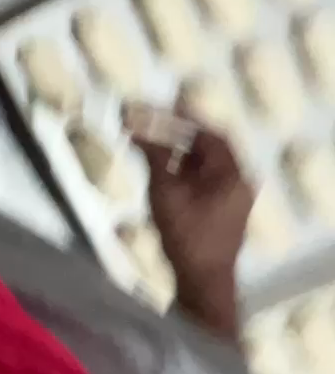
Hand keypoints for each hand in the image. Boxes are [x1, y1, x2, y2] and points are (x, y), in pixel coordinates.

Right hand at [133, 129, 253, 290]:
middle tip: (150, 118)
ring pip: (202, 160)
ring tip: (147, 136)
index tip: (165, 103)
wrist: (203, 270)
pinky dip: (177, 162)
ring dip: (175, 146)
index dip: (188, 117)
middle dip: (178, 130)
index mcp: (231, 174)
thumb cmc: (186, 229)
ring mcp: (228, 193)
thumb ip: (154, 157)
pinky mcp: (217, 203)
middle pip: (208, 146)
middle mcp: (236, 180)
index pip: (212, 136)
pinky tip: (157, 161)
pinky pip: (198, 173)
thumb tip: (136, 130)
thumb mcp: (165, 190)